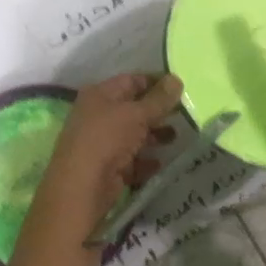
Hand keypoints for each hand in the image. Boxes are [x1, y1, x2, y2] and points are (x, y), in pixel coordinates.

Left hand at [30, 74, 182, 237]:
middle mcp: (98, 116)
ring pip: (134, 135)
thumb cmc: (106, 139)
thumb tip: (176, 79)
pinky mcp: (108, 168)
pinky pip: (132, 160)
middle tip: (184, 114)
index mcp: (100, 95)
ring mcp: (102, 143)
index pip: (131, 81)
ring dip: (154, 136)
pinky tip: (159, 164)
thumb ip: (158, 99)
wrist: (81, 186)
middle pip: (133, 109)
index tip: (179, 88)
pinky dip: (145, 161)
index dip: (155, 83)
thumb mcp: (136, 114)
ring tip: (174, 138)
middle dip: (157, 112)